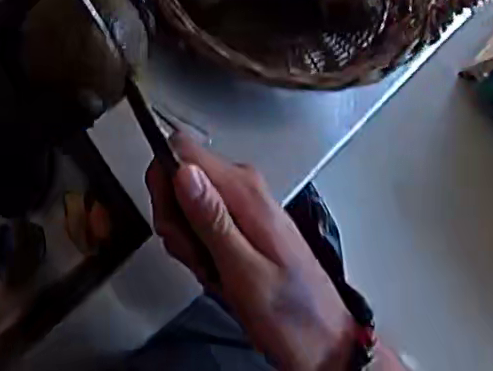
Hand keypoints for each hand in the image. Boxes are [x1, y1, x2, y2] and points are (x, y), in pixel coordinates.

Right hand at [146, 134, 357, 370]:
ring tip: (211, 270)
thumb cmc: (292, 315)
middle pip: (180, 173)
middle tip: (194, 256)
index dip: (164, 180)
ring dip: (186, 236)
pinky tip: (215, 269)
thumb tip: (182, 170)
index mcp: (243, 189)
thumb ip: (211, 219)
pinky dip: (198, 244)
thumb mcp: (245, 274)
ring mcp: (243, 199)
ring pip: (186, 198)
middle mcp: (243, 183)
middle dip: (173, 216)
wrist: (328, 343)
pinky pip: (201, 215)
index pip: (182, 149)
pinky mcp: (241, 216)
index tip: (170, 222)